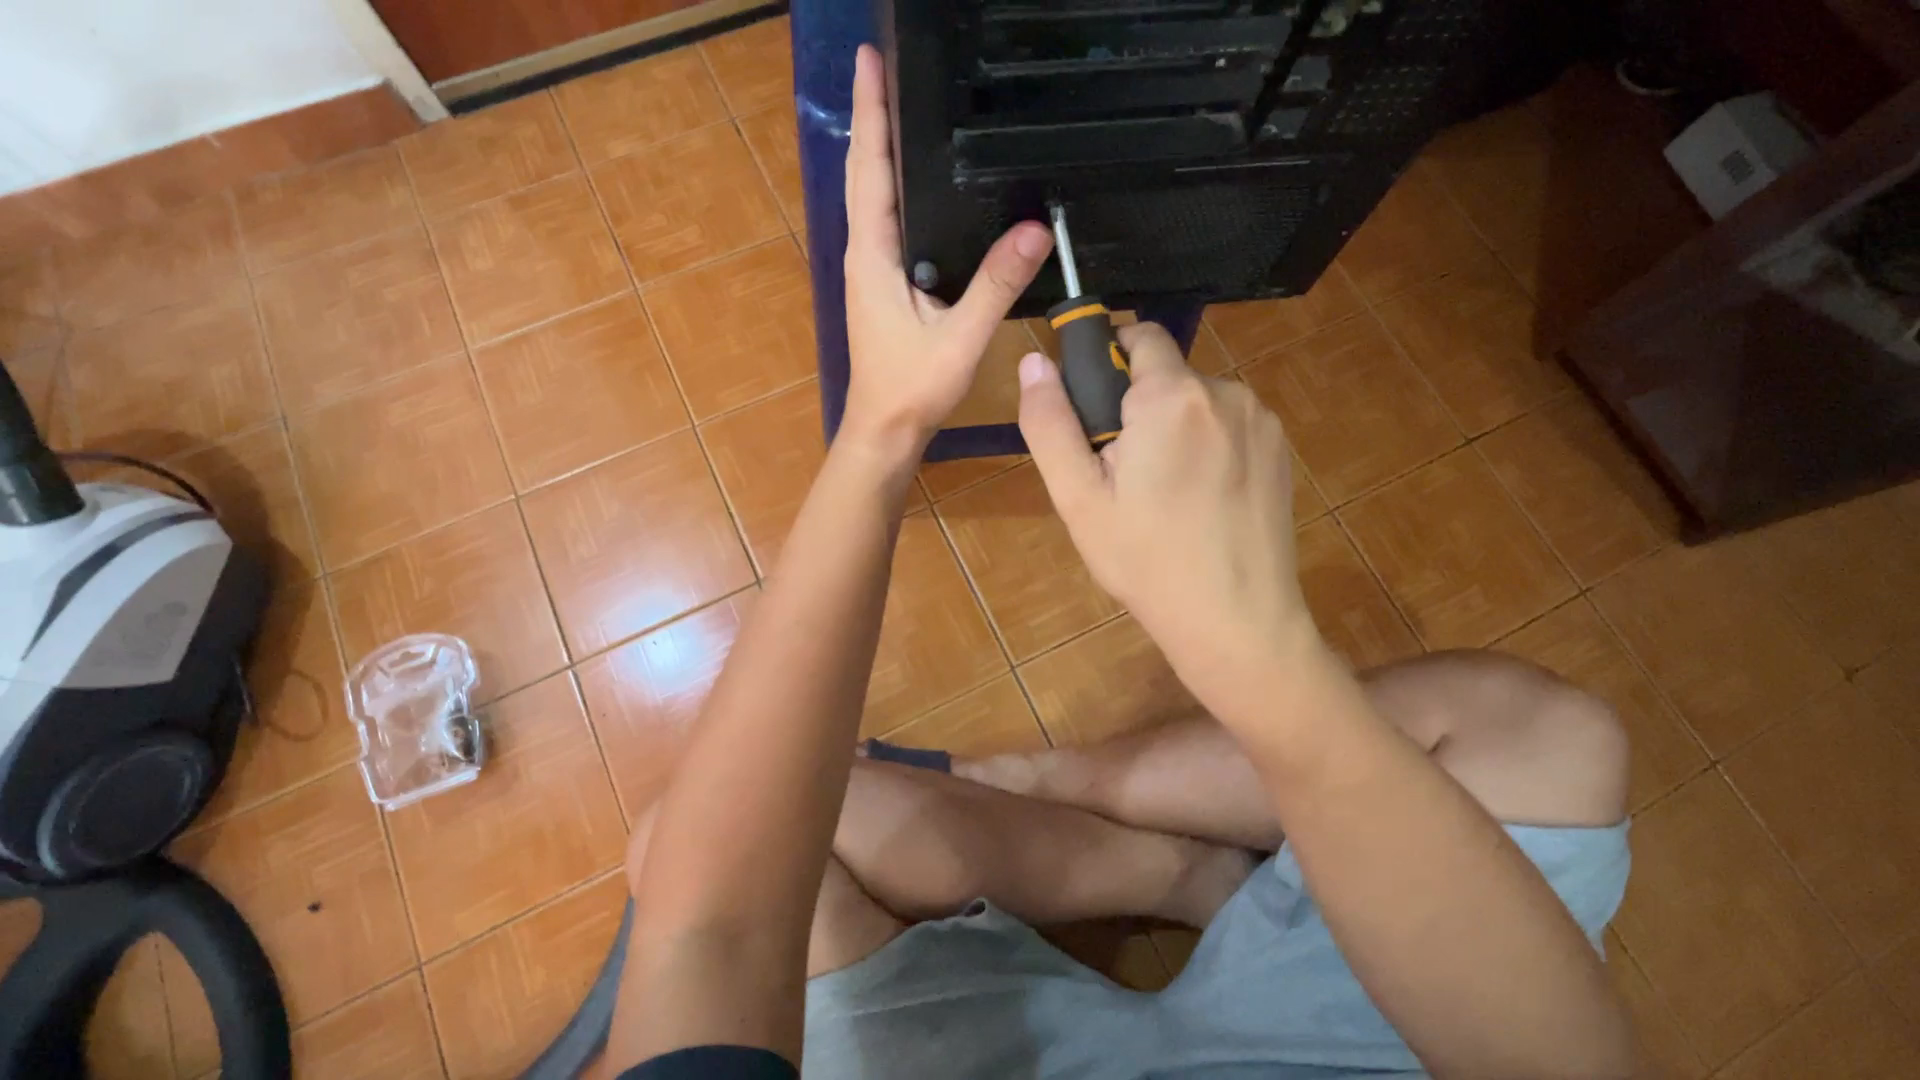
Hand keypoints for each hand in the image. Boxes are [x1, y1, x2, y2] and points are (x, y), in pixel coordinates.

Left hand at [839, 44, 1052, 458]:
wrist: (884, 429)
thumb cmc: (913, 388)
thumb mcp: (961, 337)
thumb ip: (996, 284)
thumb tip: (1036, 228)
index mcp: (873, 255)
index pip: (870, 169)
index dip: (870, 112)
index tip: (870, 60)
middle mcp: (863, 252)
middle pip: (864, 170)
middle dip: (872, 115)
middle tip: (886, 64)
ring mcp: (869, 267)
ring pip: (870, 193)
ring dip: (879, 146)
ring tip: (898, 102)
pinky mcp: (882, 282)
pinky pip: (884, 218)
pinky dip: (893, 184)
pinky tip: (917, 179)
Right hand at [1017, 322, 1318, 720]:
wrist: (1238, 622)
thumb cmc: (1147, 561)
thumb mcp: (1079, 498)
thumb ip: (1051, 422)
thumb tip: (1034, 361)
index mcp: (1173, 396)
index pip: (1137, 335)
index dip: (1107, 364)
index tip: (1095, 419)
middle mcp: (1225, 392)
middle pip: (1166, 374)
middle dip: (1139, 407)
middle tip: (1124, 476)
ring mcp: (1261, 420)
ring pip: (1198, 402)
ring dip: (1174, 428)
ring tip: (1164, 496)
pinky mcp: (1281, 449)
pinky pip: (1229, 426)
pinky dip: (1208, 446)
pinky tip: (1201, 501)